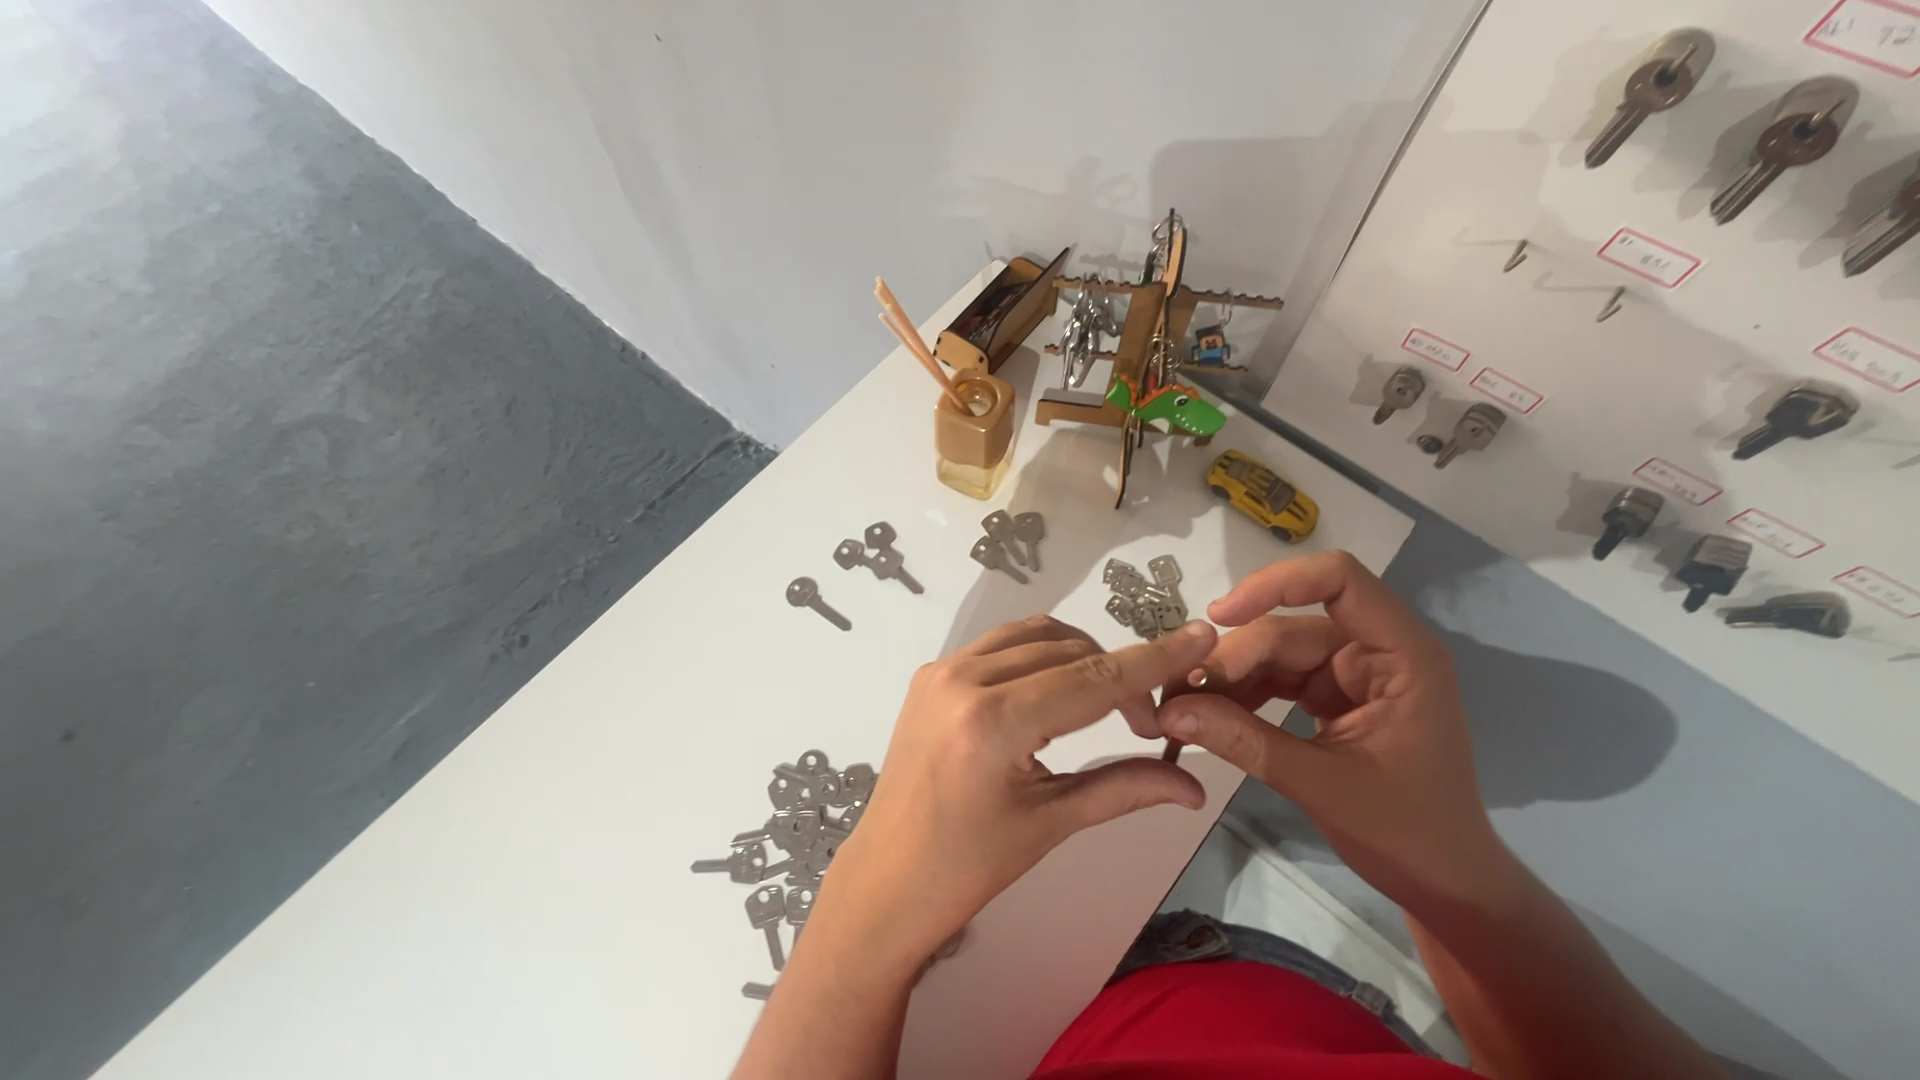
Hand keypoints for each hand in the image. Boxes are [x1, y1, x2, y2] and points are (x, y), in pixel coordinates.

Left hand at [813, 615, 1218, 975]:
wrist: (887, 879)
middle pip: (1068, 651)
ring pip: (1035, 636)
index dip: (1154, 658)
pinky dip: (1041, 655)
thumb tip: (1194, 786)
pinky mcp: (930, 675)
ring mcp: (941, 671)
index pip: (1093, 678)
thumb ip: (1124, 788)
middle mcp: (963, 679)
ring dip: (1081, 658)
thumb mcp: (1050, 824)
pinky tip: (1057, 692)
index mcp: (993, 723)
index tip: (1201, 637)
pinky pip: (1002, 644)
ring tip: (1108, 704)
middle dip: (1119, 676)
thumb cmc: (967, 866)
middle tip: (1147, 725)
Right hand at [1156, 552, 1510, 906]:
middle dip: (1234, 656)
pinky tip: (1210, 715)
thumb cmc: (1407, 834)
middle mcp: (1378, 651)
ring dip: (1231, 676)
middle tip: (1180, 693)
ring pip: (1277, 653)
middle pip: (1291, 626)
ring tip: (1184, 706)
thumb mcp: (1322, 785)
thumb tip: (1171, 712)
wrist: (1443, 882)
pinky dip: (1244, 695)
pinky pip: (1279, 680)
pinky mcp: (1334, 697)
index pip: (1340, 581)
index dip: (1276, 583)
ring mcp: (1354, 674)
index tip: (1218, 616)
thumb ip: (1246, 742)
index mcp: (1402, 656)